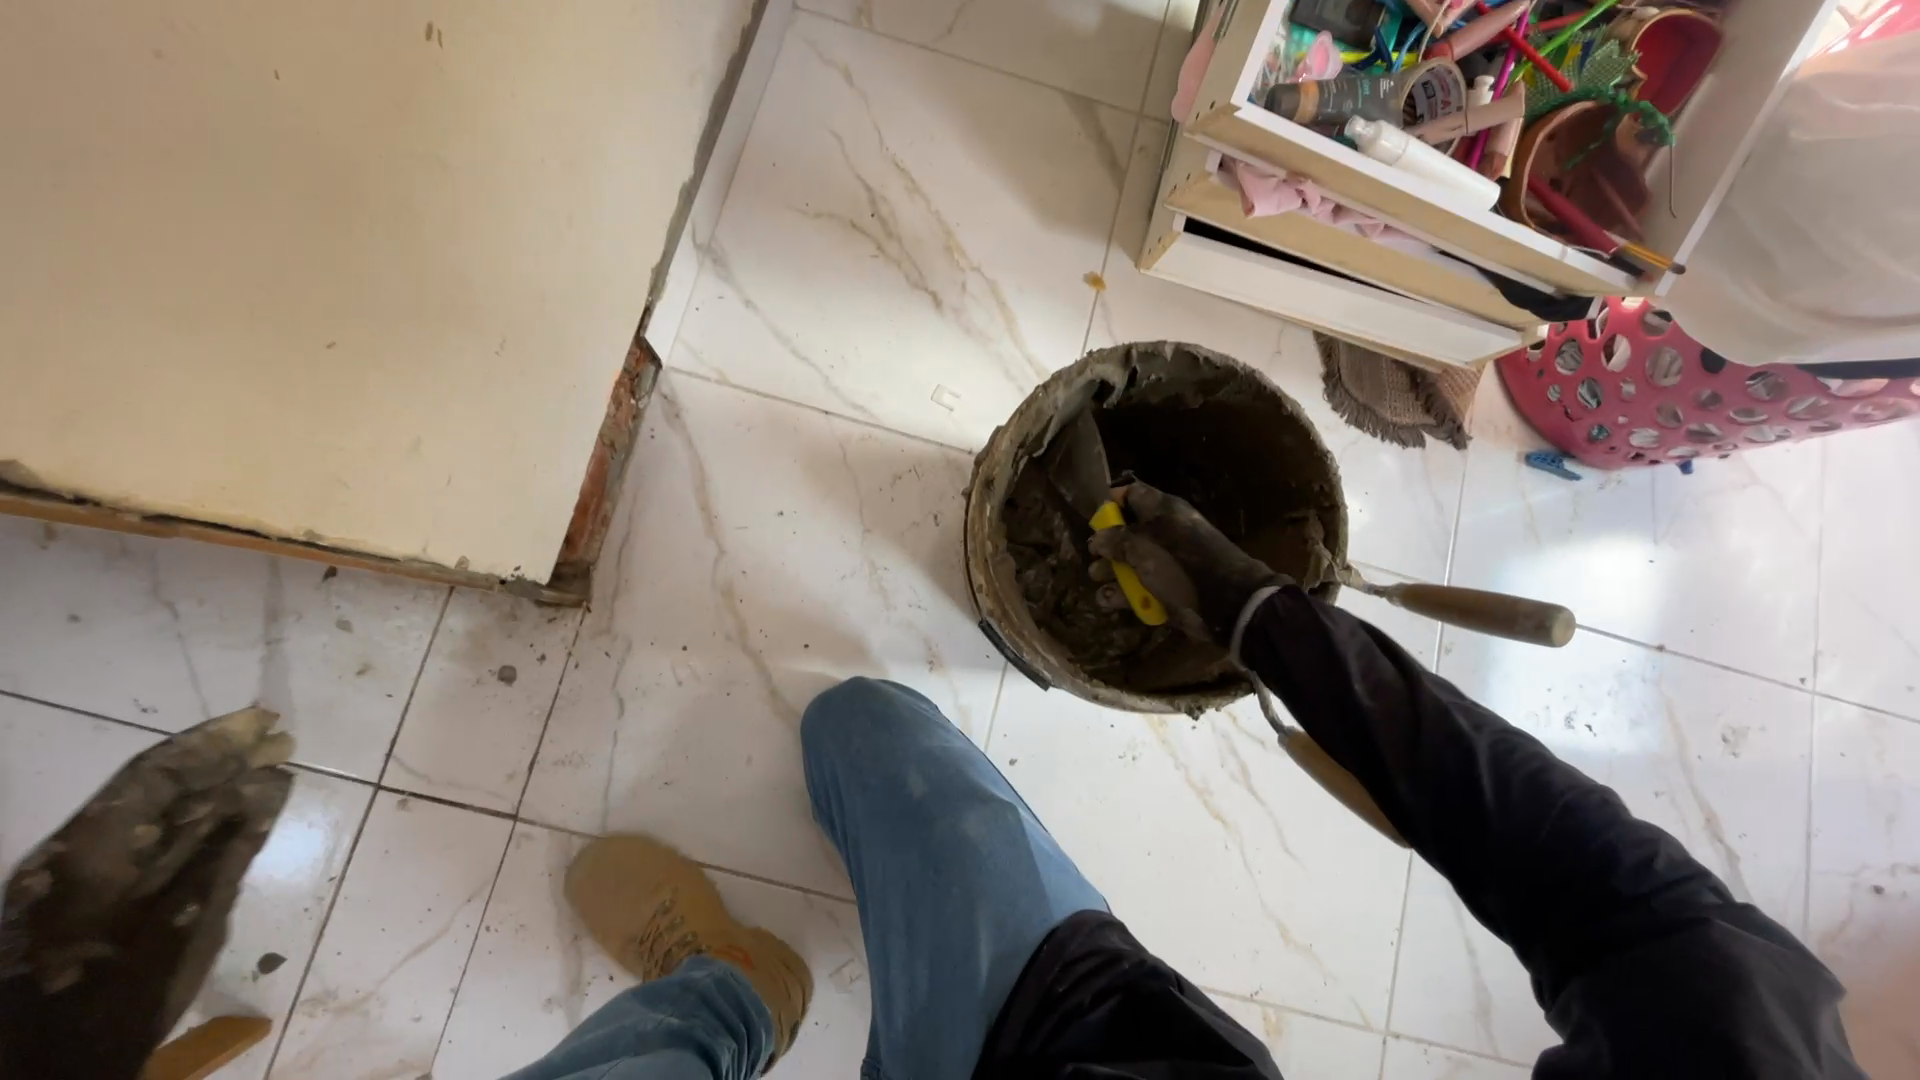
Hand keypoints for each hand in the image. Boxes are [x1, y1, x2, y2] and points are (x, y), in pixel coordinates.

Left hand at [0, 708, 294, 1079]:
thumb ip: (212, 860)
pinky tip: (268, 799)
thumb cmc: (114, 1000)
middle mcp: (99, 856)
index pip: (152, 777)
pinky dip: (234, 819)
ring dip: (232, 782)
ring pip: (181, 813)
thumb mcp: (166, 930)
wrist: (69, 1066)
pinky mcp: (151, 897)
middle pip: (167, 789)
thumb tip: (260, 789)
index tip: (259, 719)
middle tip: (278, 729)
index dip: (207, 744)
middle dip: (224, 757)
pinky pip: (196, 843)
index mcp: (86, 856)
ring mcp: (124, 877)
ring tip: (280, 755)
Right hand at [1088, 480, 1288, 643]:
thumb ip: (1115, 539)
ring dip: (1110, 571)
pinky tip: (1108, 600)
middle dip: (1106, 544)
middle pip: (1126, 532)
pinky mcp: (1167, 590)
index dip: (1111, 502)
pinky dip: (1122, 595)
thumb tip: (1098, 539)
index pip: (1132, 494)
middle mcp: (1163, 533)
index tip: (1093, 518)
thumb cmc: (1181, 563)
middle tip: (1091, 554)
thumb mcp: (1142, 545)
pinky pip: (1138, 589)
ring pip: (1130, 563)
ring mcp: (1165, 563)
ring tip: (1097, 578)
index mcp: (1162, 512)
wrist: (1225, 603)